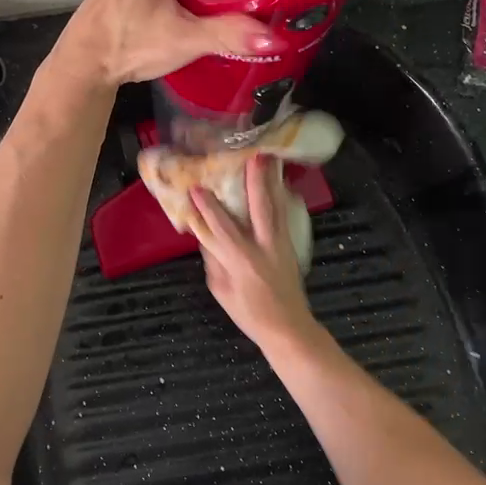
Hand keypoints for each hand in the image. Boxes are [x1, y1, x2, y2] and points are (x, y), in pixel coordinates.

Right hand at [191, 155, 317, 348]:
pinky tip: (278, 181)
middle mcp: (262, 247)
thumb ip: (213, 260)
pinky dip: (279, 195)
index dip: (206, 208)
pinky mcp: (289, 244)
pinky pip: (283, 214)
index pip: (219, 228)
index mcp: (240, 261)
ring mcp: (280, 244)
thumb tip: (204, 235)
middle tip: (250, 157)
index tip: (196, 188)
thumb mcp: (221, 290)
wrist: (288, 327)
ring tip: (267, 159)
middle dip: (253, 182)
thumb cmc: (250, 314)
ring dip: (269, 182)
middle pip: (258, 208)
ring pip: (275, 207)